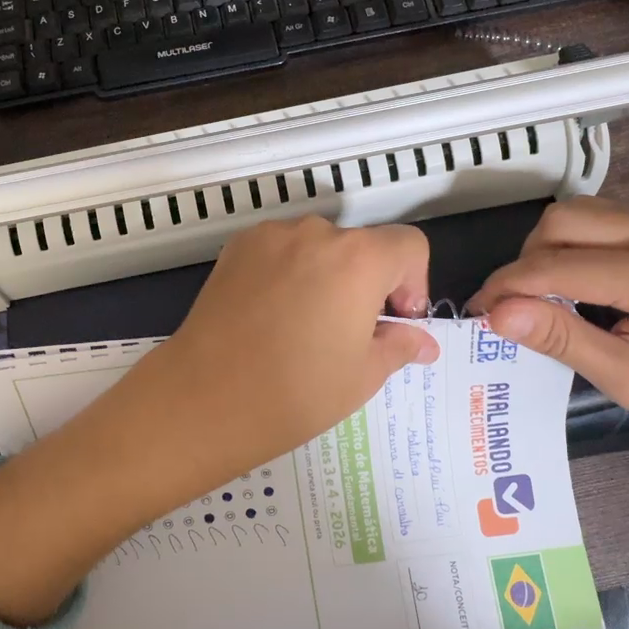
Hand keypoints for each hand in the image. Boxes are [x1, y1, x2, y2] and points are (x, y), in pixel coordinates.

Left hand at [109, 217, 438, 502]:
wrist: (207, 395)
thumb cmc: (297, 391)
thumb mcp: (362, 375)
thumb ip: (398, 345)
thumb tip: (421, 340)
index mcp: (359, 259)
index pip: (408, 245)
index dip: (412, 282)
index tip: (394, 320)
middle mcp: (316, 233)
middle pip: (360, 245)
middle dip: (366, 281)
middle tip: (350, 332)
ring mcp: (271, 236)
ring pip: (317, 247)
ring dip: (325, 274)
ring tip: (305, 326)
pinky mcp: (237, 247)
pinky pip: (279, 250)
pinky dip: (287, 271)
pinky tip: (271, 316)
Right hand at [465, 197, 628, 461]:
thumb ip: (567, 341)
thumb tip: (499, 314)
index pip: (558, 264)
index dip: (507, 286)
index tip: (476, 313)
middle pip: (565, 221)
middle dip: (525, 261)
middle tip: (512, 309)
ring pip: (583, 214)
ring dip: (548, 248)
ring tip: (541, 298)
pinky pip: (607, 223)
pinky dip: (576, 246)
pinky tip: (577, 285)